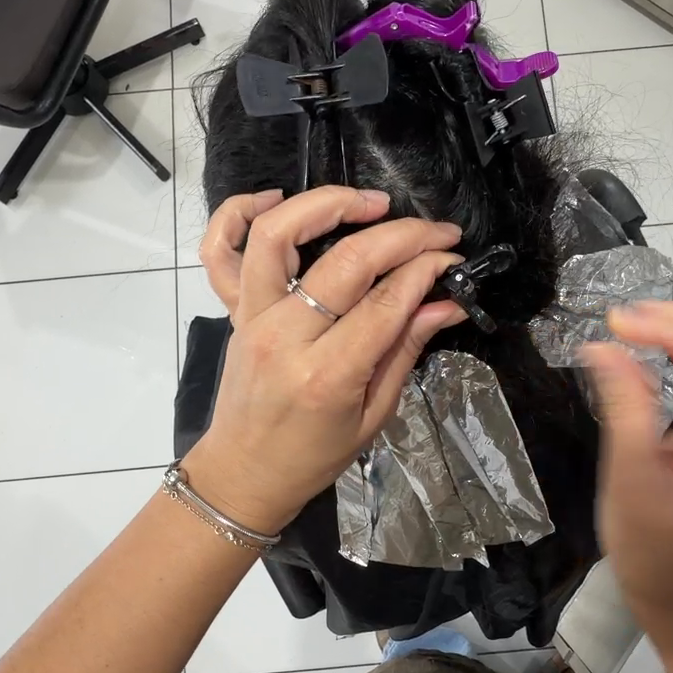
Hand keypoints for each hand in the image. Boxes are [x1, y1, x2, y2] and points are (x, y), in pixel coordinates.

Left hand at [182, 187, 466, 533]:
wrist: (245, 473)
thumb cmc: (314, 456)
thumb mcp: (374, 415)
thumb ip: (405, 351)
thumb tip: (446, 303)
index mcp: (328, 375)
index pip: (386, 302)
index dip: (426, 270)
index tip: (453, 258)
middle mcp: (286, 337)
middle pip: (347, 262)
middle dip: (402, 236)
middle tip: (436, 231)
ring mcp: (252, 318)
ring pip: (279, 236)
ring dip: (327, 204)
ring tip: (371, 203)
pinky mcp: (232, 311)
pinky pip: (220, 251)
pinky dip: (239, 213)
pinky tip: (277, 200)